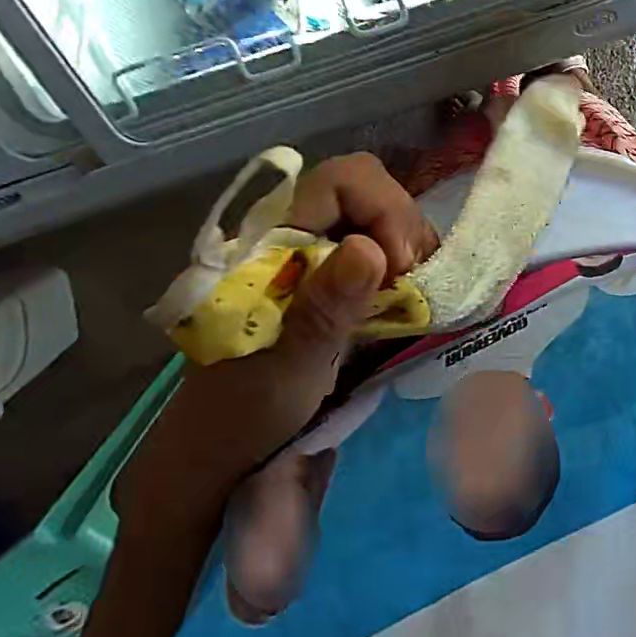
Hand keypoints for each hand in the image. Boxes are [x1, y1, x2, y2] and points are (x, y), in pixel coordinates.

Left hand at [113, 153, 436, 541]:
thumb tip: (369, 246)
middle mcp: (294, 237)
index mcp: (269, 244)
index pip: (338, 182)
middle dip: (401, 227)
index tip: (399, 265)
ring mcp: (315, 258)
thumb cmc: (242, 414)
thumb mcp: (287, 368)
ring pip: (378, 218)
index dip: (381, 208)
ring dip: (408, 246)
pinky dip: (405, 266)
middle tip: (413, 282)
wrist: (221, 454)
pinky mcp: (332, 282)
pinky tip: (407, 300)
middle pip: (366, 191)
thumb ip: (325, 308)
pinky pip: (380, 249)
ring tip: (414, 294)